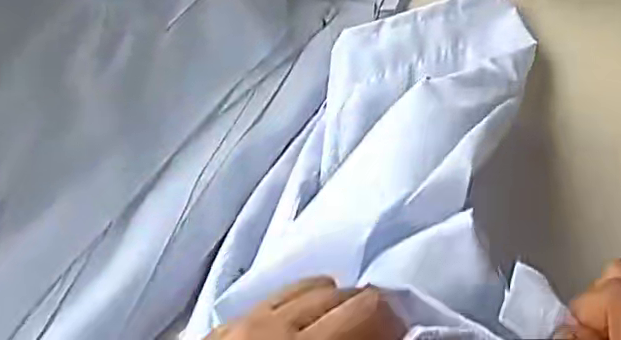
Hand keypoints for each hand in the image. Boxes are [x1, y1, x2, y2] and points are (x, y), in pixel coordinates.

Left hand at [206, 277, 405, 339]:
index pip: (372, 313)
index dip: (397, 330)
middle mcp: (277, 330)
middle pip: (352, 295)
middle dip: (373, 319)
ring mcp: (246, 321)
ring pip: (316, 286)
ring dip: (337, 310)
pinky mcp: (222, 323)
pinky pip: (279, 293)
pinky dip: (300, 307)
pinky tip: (299, 335)